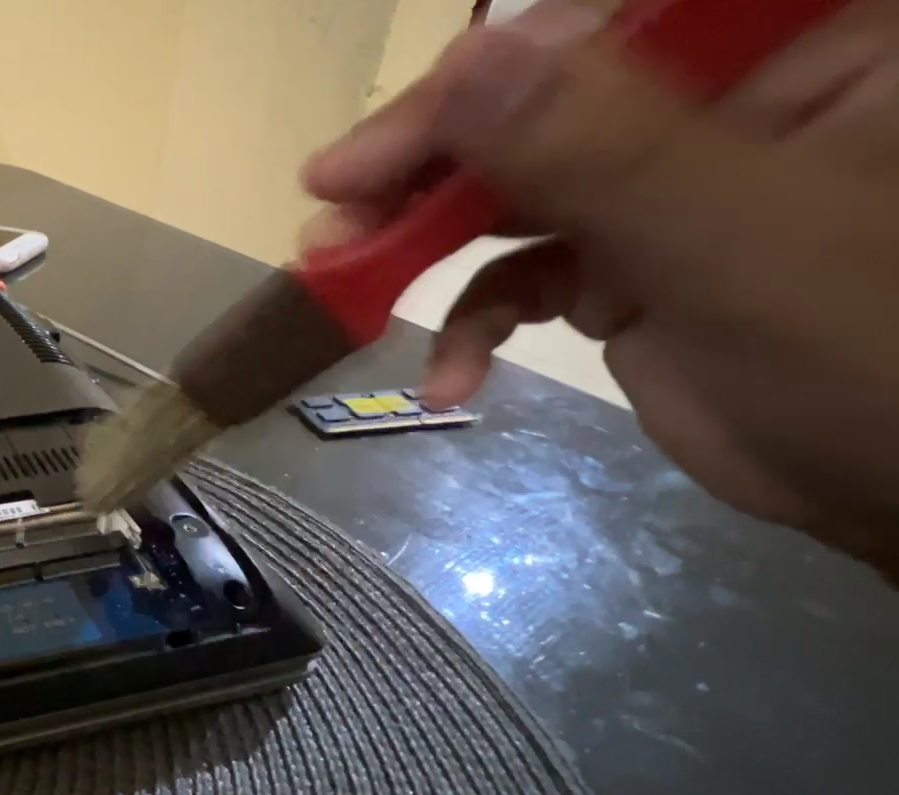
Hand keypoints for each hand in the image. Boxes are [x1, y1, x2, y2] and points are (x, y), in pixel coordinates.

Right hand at [302, 0, 898, 573]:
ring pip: (510, 193)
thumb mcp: (727, 242)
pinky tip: (452, 380)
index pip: (598, 31)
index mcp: (794, 46)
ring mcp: (664, 188)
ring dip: (424, 249)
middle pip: (533, 110)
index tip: (360, 161)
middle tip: (329, 228)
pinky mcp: (624, 266)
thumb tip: (462, 60)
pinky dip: (472, 327)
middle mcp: (719, 102)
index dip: (470, 87)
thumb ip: (598, 147)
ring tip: (347, 288)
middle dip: (424, 179)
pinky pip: (521, 277)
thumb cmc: (868, 356)